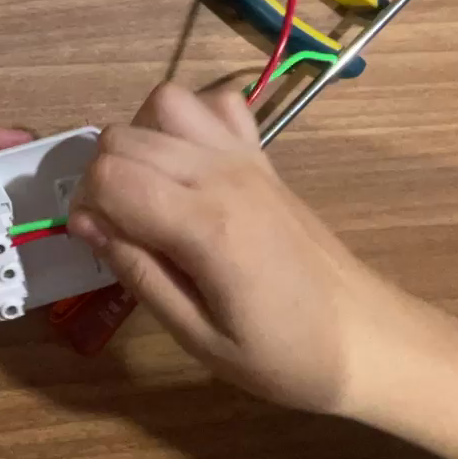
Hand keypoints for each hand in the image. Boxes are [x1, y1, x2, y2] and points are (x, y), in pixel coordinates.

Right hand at [67, 82, 406, 413]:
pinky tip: (190, 160)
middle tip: (120, 223)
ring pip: (162, 103)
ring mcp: (244, 156)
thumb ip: (137, 272)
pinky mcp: (260, 155)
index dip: (85, 206)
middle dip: (101, 175)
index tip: (99, 241)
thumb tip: (84, 223)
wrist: (372, 341)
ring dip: (139, 138)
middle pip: (122, 136)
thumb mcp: (199, 338)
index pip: (108, 176)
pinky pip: (215, 103)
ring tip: (148, 185)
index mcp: (205, 224)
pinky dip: (190, 120)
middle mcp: (220, 174)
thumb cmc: (285, 355)